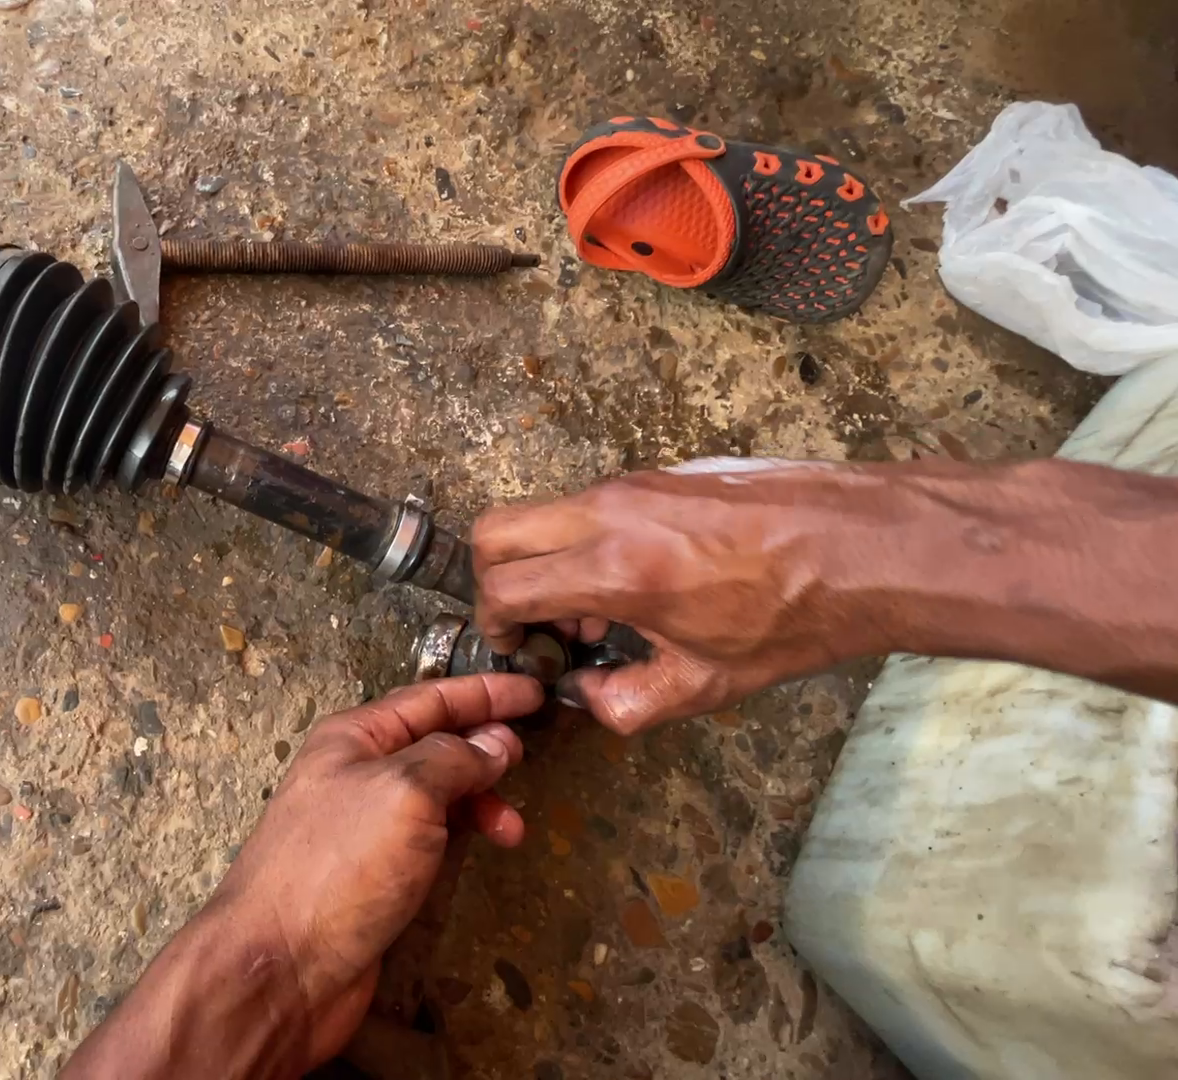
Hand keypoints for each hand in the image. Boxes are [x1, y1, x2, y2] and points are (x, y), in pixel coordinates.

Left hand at [62, 674, 540, 1077]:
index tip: (535, 692)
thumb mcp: (403, 792)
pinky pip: (430, 832)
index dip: (483, 693)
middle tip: (531, 754)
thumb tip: (495, 740)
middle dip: (483, 743)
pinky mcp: (375, 868)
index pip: (429, 699)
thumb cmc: (340, 863)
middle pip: (432, 741)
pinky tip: (483, 845)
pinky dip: (462, 832)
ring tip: (512, 825)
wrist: (281, 963)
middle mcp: (357, 770)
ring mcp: (365, 821)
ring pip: (436, 790)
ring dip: (479, 798)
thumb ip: (452, 759)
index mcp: (354, 736)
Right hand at [472, 459, 934, 733]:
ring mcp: (623, 487)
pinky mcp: (647, 475)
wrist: (870, 543)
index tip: (513, 644)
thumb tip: (584, 694)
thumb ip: (625, 702)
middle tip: (524, 616)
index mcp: (612, 570)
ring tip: (585, 605)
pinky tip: (627, 577)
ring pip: (534, 514)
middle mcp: (603, 515)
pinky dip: (573, 542)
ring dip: (537, 560)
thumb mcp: (706, 682)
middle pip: (493, 531)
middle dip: (490, 578)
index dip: (493, 622)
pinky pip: (578, 506)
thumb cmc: (791, 617)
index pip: (504, 586)